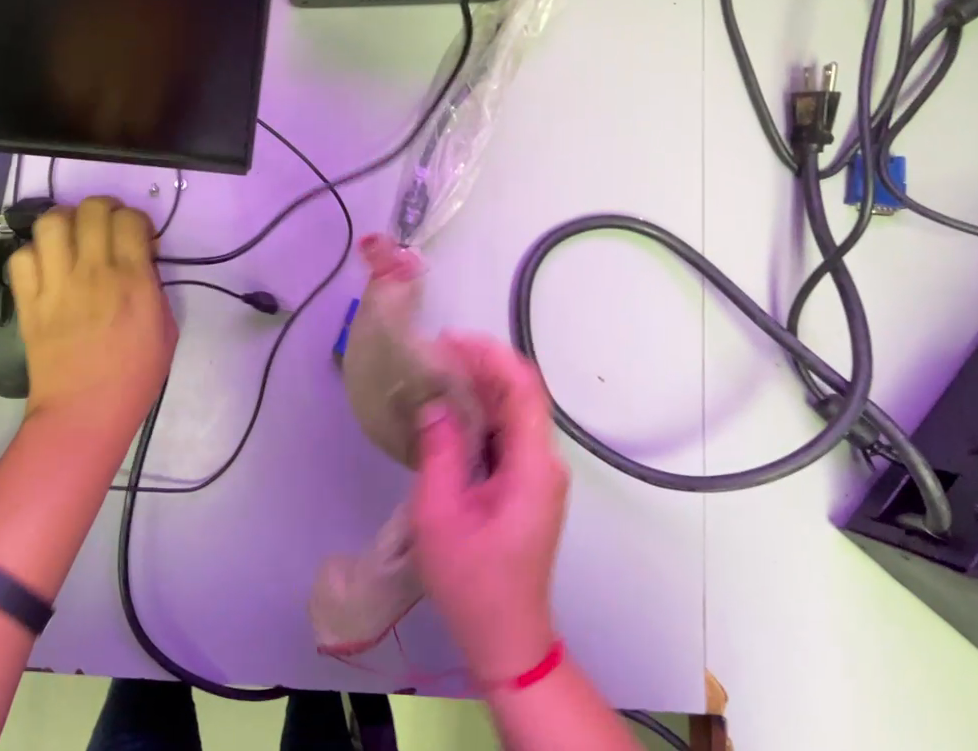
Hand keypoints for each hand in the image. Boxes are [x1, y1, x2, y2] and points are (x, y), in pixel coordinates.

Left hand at [6, 197, 176, 438]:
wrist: (83, 413)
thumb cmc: (133, 377)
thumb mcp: (165, 330)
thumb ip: (153, 288)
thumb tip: (140, 262)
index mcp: (132, 281)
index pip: (130, 219)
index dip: (136, 220)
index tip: (138, 238)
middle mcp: (92, 273)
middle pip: (91, 209)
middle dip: (104, 210)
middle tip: (107, 229)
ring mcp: (56, 284)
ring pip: (51, 222)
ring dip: (66, 222)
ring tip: (73, 239)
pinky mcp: (28, 300)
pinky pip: (21, 256)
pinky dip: (34, 254)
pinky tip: (47, 267)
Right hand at [411, 334, 567, 684]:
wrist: (506, 637)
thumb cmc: (472, 580)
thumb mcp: (441, 513)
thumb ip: (439, 450)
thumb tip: (436, 403)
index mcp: (533, 466)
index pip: (522, 389)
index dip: (489, 355)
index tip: (448, 340)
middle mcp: (545, 463)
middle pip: (522, 394)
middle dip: (481, 364)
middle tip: (432, 351)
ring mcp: (539, 475)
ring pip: (515, 412)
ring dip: (479, 385)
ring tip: (435, 370)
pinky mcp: (526, 485)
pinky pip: (508, 433)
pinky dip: (481, 411)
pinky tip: (449, 407)